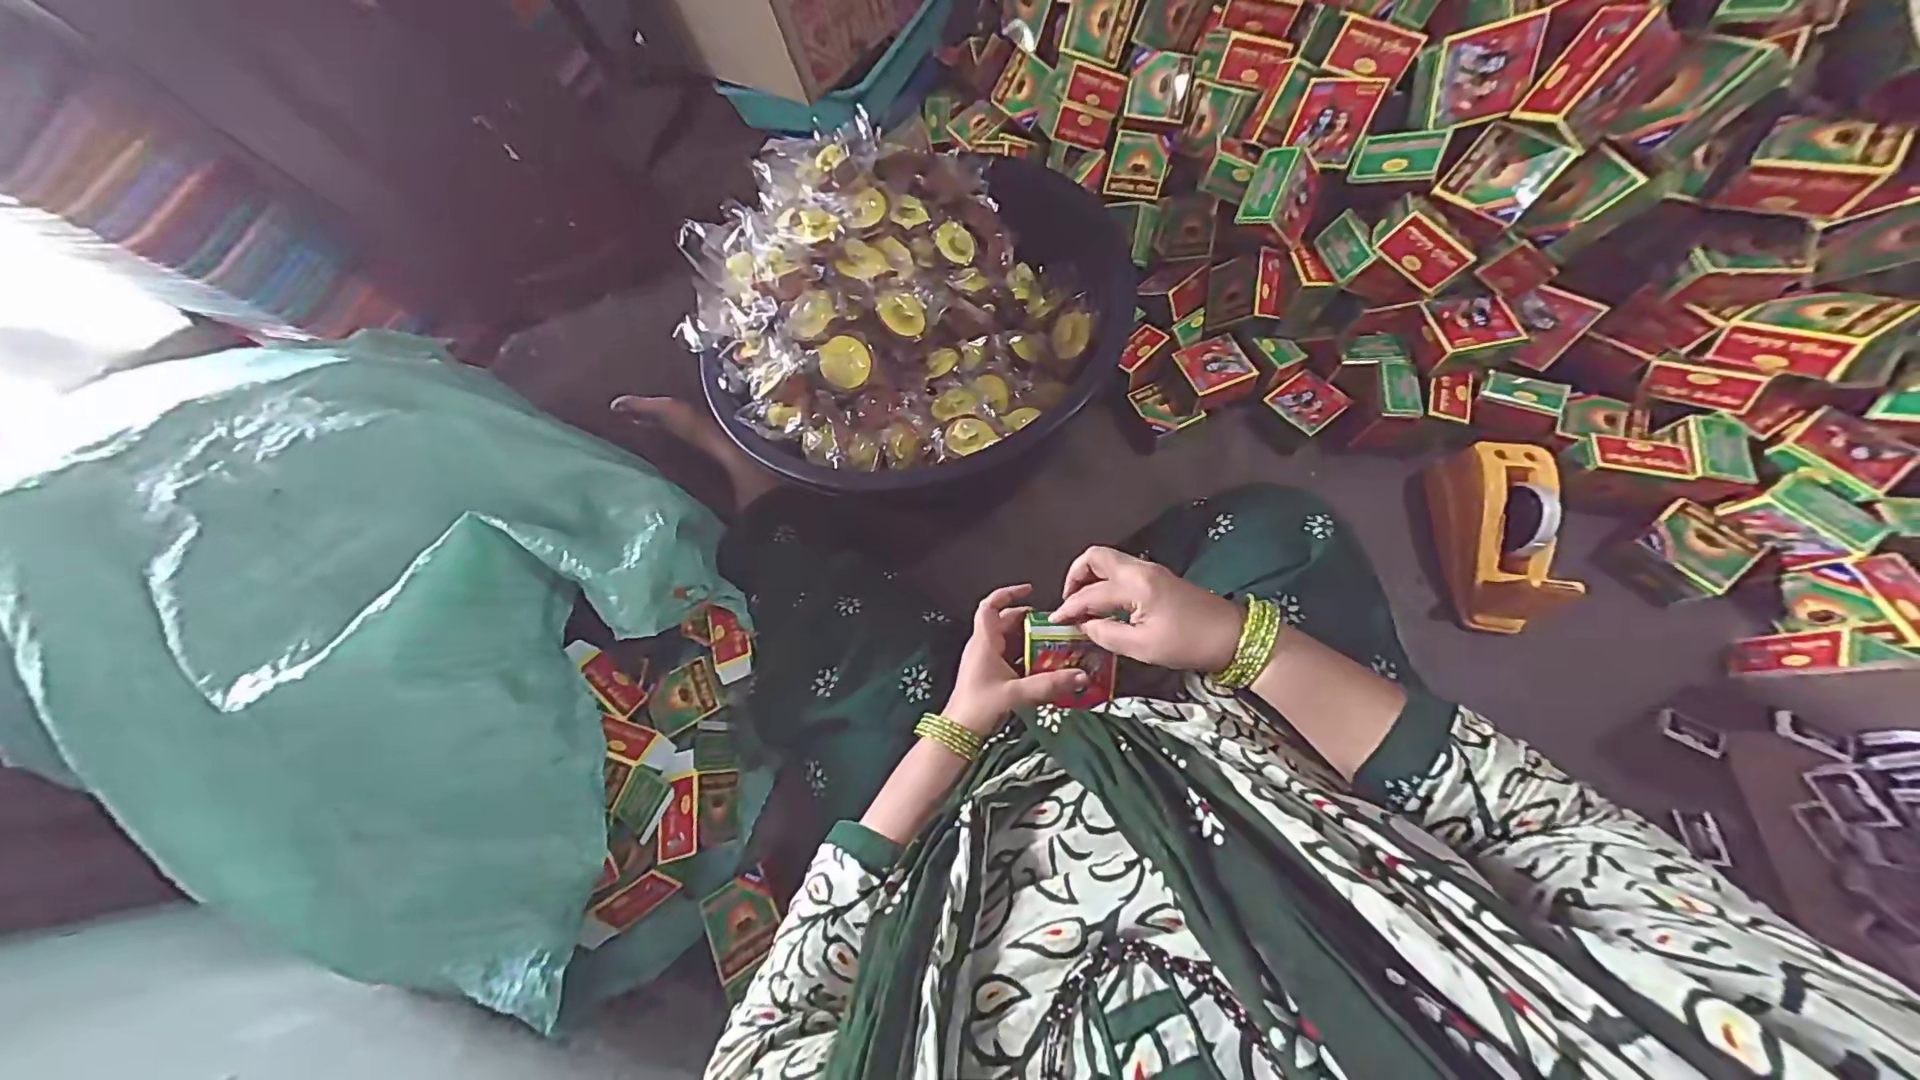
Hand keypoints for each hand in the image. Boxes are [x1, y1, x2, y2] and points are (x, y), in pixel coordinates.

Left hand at [941, 584, 1089, 735]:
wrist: (958, 731)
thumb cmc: (978, 706)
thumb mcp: (1016, 693)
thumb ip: (1048, 685)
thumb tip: (1079, 676)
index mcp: (984, 641)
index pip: (991, 606)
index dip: (1009, 593)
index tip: (1029, 590)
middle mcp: (984, 646)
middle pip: (1007, 622)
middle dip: (1030, 621)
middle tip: (1053, 626)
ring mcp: (986, 660)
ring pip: (1010, 640)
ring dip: (1030, 641)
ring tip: (1054, 645)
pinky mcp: (990, 674)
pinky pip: (1010, 657)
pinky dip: (1026, 657)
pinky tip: (1043, 667)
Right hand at [1048, 546, 1244, 671]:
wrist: (1234, 636)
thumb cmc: (1188, 643)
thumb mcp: (1143, 647)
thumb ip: (1106, 634)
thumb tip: (1084, 625)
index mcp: (1135, 584)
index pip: (1089, 593)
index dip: (1068, 608)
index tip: (1053, 622)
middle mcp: (1139, 569)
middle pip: (1095, 557)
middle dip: (1075, 577)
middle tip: (1069, 603)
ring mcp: (1150, 570)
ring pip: (1108, 561)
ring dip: (1089, 578)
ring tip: (1082, 604)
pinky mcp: (1157, 577)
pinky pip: (1120, 570)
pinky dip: (1104, 581)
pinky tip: (1104, 604)